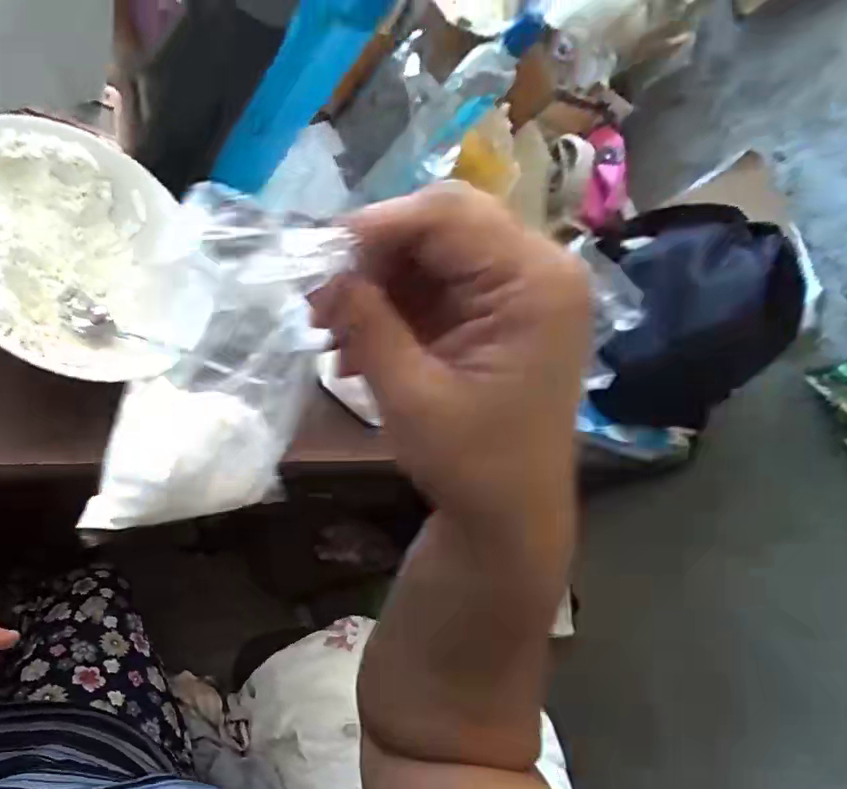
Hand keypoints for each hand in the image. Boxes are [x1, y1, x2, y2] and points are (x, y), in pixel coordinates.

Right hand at [311, 183, 591, 528]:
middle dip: (371, 259)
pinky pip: (432, 293)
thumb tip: (324, 278)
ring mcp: (515, 295)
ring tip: (330, 336)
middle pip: (440, 228)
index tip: (312, 258)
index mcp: (532, 282)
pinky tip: (355, 352)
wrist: (506, 512)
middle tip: (318, 301)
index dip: (375, 227)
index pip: (448, 216)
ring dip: (373, 290)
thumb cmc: (469, 461)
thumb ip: (369, 327)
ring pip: (429, 259)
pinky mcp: (492, 318)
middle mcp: (533, 272)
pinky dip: (388, 313)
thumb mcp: (410, 394)